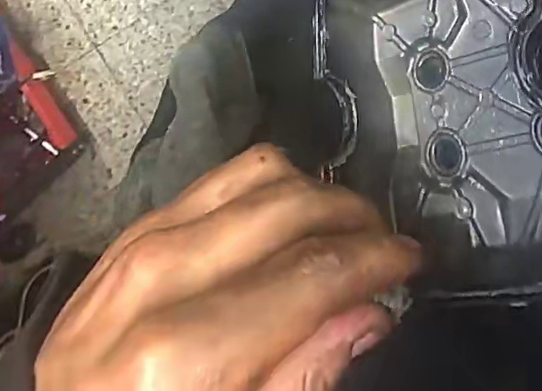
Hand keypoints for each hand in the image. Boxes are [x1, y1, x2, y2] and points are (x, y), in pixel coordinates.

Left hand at [34, 144, 420, 390]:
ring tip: (344, 223)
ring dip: (316, 189)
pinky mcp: (130, 229)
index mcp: (177, 359)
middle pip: (287, 207)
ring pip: (257, 171)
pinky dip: (268, 184)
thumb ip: (299, 380)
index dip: (374, 259)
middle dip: (353, 216)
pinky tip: (288, 214)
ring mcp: (137, 242)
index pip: (308, 274)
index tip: (412, 259)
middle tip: (387, 241)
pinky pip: (219, 176)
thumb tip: (370, 311)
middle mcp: (156, 278)